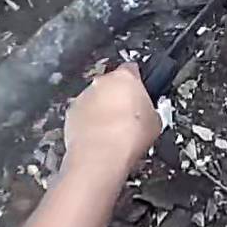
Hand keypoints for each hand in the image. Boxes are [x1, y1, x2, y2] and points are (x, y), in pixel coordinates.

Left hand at [60, 64, 161, 187]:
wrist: (101, 157)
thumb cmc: (129, 137)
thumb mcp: (155, 122)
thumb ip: (150, 109)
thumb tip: (147, 115)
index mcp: (125, 78)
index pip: (132, 69)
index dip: (137, 82)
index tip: (139, 93)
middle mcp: (102, 82)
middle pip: (111, 83)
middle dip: (118, 96)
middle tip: (127, 115)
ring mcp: (84, 97)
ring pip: (95, 98)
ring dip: (102, 108)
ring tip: (112, 130)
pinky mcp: (71, 113)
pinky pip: (83, 113)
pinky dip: (89, 122)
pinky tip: (99, 137)